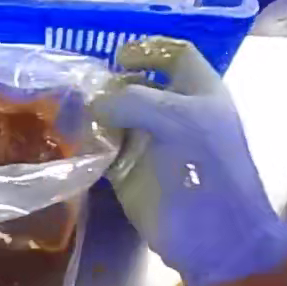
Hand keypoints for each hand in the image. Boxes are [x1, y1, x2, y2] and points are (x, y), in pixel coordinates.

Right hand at [93, 39, 286, 285]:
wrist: (212, 235)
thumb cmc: (207, 170)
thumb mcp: (178, 120)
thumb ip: (134, 101)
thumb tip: (96, 103)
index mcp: (198, 93)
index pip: (174, 56)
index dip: (149, 50)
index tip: (119, 57)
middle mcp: (173, 114)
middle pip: (138, 85)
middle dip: (113, 82)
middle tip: (87, 87)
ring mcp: (150, 144)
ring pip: (116, 116)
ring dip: (96, 111)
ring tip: (74, 109)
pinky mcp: (129, 172)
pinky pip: (104, 148)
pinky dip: (89, 141)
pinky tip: (76, 137)